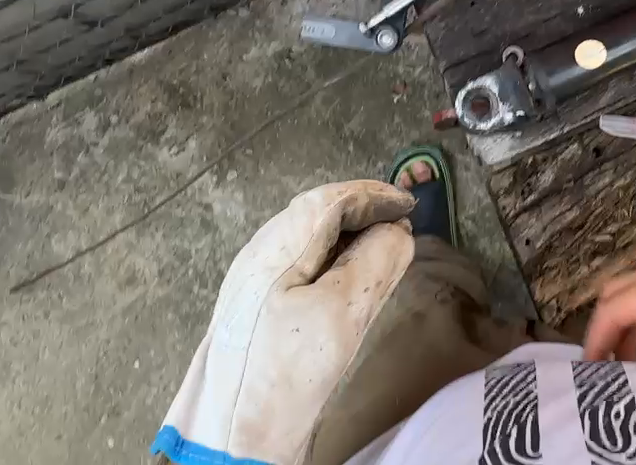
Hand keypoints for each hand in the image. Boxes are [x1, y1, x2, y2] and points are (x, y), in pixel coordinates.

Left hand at [161, 181, 416, 464]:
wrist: (227, 440)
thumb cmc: (285, 373)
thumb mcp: (341, 314)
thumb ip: (374, 263)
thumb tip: (398, 232)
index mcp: (277, 244)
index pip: (332, 199)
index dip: (374, 196)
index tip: (408, 206)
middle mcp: (261, 250)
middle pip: (319, 213)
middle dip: (363, 212)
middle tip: (401, 225)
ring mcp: (254, 277)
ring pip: (310, 237)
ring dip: (349, 234)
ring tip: (384, 246)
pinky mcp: (255, 304)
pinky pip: (301, 262)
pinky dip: (333, 257)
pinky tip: (349, 277)